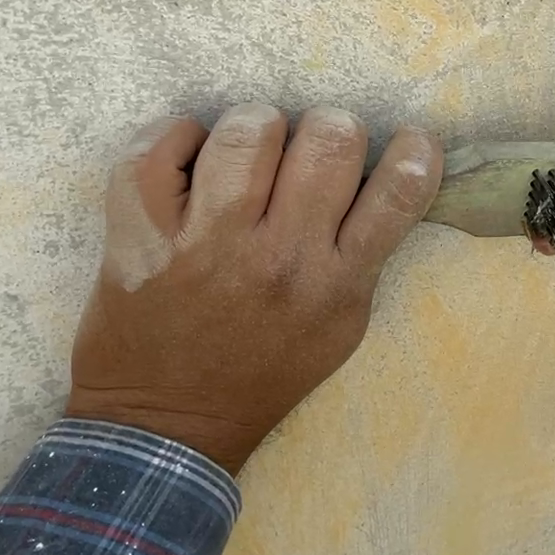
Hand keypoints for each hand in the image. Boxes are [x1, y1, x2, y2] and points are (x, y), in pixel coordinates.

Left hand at [65, 103, 442, 474]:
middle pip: (329, 141)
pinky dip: (178, 135)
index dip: (414, 150)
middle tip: (314, 148)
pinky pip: (156, 149)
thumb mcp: (345, 324)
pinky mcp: (140, 237)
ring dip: (259, 126)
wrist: (166, 427)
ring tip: (252, 149)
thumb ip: (366, 252)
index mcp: (337, 281)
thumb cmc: (269, 369)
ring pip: (248, 132)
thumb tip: (384, 174)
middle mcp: (279, 257)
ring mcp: (204, 244)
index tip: (408, 140)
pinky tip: (194, 156)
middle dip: (331, 129)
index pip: (398, 192)